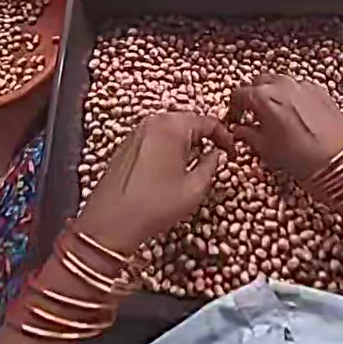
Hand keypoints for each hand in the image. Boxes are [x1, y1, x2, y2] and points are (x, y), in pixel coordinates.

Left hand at [76, 111, 233, 249]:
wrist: (110, 222)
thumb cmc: (155, 205)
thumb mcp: (193, 188)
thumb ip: (211, 165)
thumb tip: (217, 154)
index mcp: (171, 126)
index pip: (206, 121)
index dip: (224, 136)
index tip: (231, 152)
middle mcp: (152, 122)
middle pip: (186, 122)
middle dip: (204, 137)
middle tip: (217, 157)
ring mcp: (136, 132)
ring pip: (169, 130)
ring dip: (186, 142)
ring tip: (196, 165)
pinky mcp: (126, 145)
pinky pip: (154, 138)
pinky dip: (168, 147)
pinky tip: (172, 168)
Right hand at [227, 74, 342, 181]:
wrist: (339, 164)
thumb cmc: (302, 158)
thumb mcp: (265, 149)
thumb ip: (248, 134)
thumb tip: (240, 130)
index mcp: (264, 97)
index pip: (239, 94)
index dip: (234, 108)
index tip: (235, 118)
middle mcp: (282, 85)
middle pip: (258, 82)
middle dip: (253, 96)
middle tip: (252, 114)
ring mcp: (303, 86)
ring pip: (279, 82)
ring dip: (272, 94)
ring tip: (274, 114)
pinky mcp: (320, 91)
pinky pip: (299, 88)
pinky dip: (292, 96)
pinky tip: (294, 114)